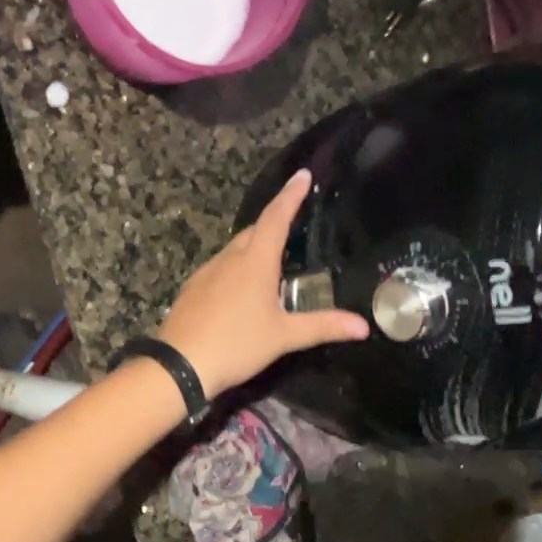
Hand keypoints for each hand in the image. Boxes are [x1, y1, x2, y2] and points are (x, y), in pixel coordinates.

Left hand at [155, 170, 369, 397]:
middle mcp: (228, 260)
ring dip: (252, 249)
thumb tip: (362, 326)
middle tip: (291, 224)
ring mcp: (205, 274)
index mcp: (254, 262)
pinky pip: (218, 271)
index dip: (291, 195)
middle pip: (253, 232)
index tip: (302, 175)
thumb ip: (322, 326)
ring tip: (270, 263)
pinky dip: (234, 270)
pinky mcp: (191, 292)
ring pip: (233, 251)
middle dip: (273, 224)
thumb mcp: (283, 337)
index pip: (276, 217)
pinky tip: (239, 291)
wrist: (179, 366)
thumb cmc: (236, 345)